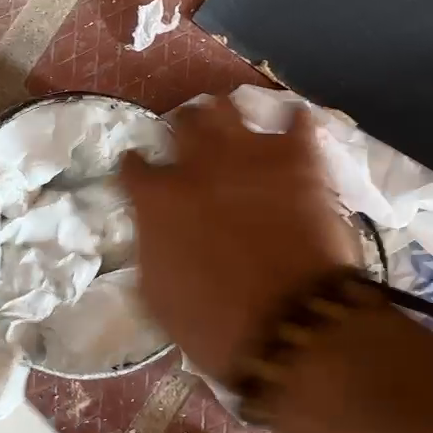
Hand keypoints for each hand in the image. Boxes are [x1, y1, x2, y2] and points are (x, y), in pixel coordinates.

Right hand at [120, 96, 359, 379]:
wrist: (291, 325)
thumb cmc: (215, 323)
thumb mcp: (157, 293)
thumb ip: (151, 247)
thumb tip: (153, 231)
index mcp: (158, 198)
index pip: (133, 166)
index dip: (136, 168)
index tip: (140, 172)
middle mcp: (197, 164)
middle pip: (182, 122)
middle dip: (182, 129)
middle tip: (190, 143)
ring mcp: (249, 154)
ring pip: (228, 106)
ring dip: (226, 114)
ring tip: (233, 126)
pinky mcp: (298, 158)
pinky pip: (297, 121)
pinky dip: (293, 122)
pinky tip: (294, 126)